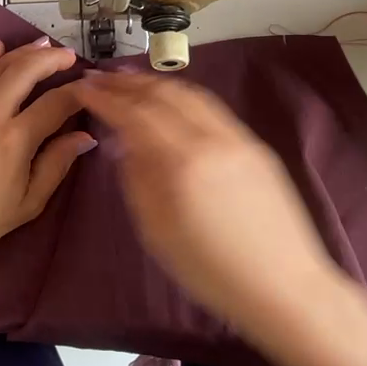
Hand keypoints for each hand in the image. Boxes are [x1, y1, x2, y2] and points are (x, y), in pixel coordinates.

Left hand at [0, 36, 91, 265]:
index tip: (90, 89)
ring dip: (21, 52)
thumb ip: (57, 164)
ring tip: (42, 45)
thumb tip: (84, 137)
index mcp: (15, 139)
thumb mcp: (29, 202)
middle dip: (50, 59)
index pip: (55, 104)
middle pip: (24, 71)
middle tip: (68, 56)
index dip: (77, 93)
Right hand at [74, 72, 339, 329]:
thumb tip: (122, 143)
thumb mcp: (155, 230)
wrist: (285, 288)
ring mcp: (238, 139)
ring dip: (154, 83)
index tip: (81, 87)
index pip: (134, 113)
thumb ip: (135, 179)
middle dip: (126, 83)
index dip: (104, 97)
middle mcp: (210, 140)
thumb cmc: (210, 270)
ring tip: (128, 81)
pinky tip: (168, 101)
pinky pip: (211, 108)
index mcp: (181, 163)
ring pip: (190, 94)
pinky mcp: (255, 146)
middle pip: (161, 94)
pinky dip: (181, 95)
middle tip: (99, 78)